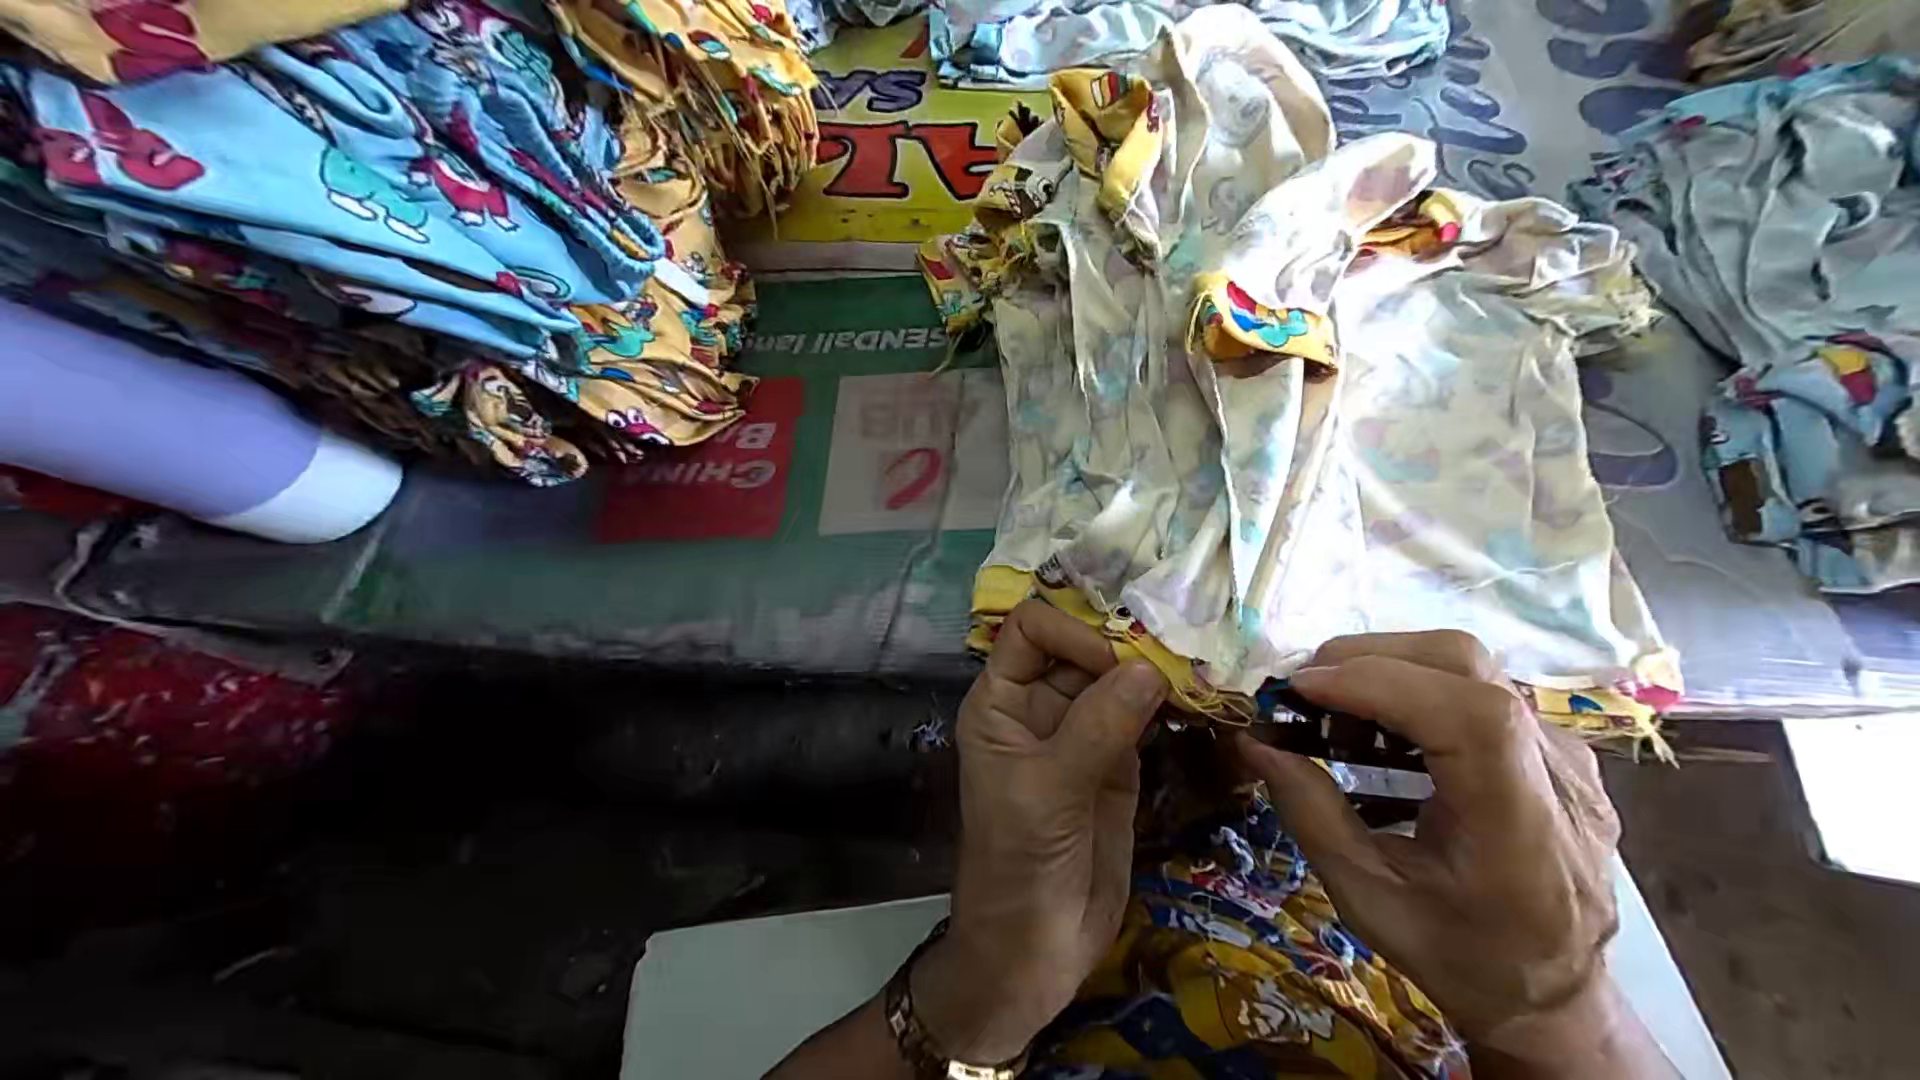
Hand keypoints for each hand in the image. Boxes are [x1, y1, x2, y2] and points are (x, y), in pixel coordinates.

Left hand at [912, 599, 1169, 1063]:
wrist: (1035, 946)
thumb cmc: (1017, 862)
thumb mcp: (1047, 790)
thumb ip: (1097, 728)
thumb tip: (1150, 667)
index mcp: (1001, 701)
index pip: (1030, 631)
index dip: (1071, 632)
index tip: (1118, 660)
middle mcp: (1039, 704)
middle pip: (1080, 648)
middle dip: (1126, 644)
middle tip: (1184, 649)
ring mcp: (1081, 731)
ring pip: (1117, 678)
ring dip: (1155, 670)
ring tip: (1202, 666)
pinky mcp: (1118, 759)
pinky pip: (1142, 715)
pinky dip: (1169, 703)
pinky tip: (1203, 698)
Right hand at [1227, 631, 1622, 1051]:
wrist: (1553, 991)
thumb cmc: (1457, 954)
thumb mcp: (1365, 898)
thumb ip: (1309, 812)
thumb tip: (1253, 740)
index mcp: (1524, 833)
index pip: (1471, 717)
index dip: (1378, 683)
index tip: (1300, 690)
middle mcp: (1560, 778)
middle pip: (1464, 664)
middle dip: (1366, 658)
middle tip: (1301, 690)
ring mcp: (1564, 754)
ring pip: (1467, 662)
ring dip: (1381, 663)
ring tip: (1330, 703)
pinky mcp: (1548, 744)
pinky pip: (1471, 683)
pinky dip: (1405, 680)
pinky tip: (1372, 719)